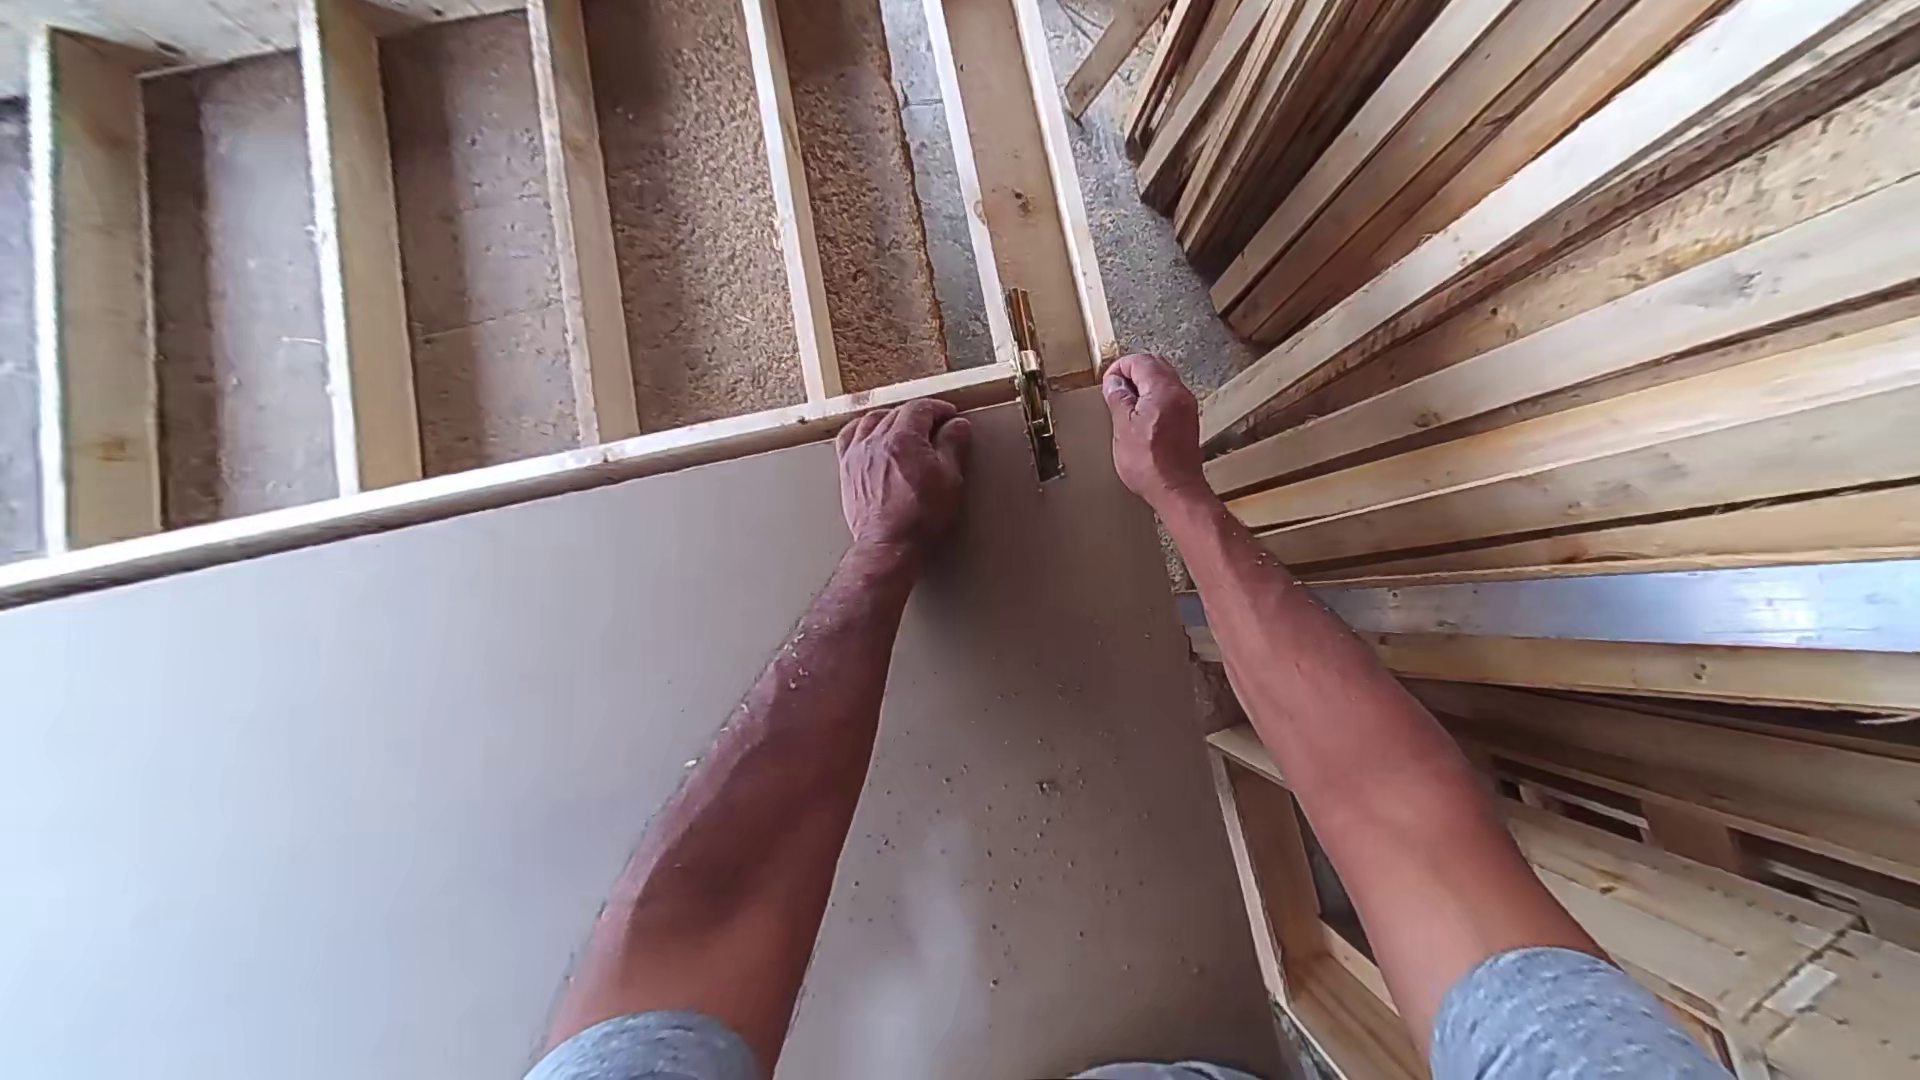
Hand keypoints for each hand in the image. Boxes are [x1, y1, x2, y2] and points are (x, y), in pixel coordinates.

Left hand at [836, 399, 971, 553]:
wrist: (889, 544)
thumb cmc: (920, 517)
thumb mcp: (950, 479)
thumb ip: (953, 446)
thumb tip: (957, 424)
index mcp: (903, 438)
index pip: (920, 408)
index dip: (938, 409)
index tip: (949, 416)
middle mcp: (876, 440)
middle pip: (897, 413)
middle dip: (919, 415)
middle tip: (934, 427)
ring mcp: (857, 453)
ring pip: (872, 420)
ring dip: (891, 418)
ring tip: (904, 428)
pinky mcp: (847, 469)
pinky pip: (849, 436)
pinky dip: (861, 429)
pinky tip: (870, 434)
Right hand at [1102, 353, 1208, 511]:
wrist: (1174, 490)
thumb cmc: (1150, 464)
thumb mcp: (1122, 428)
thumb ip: (1118, 399)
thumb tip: (1113, 383)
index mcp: (1163, 390)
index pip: (1141, 361)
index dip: (1120, 367)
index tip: (1107, 381)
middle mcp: (1180, 394)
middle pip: (1156, 367)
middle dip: (1132, 373)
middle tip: (1114, 389)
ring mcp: (1187, 409)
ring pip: (1164, 383)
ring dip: (1142, 387)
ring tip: (1124, 405)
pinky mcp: (1187, 423)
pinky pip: (1169, 400)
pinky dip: (1153, 400)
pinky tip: (1139, 419)